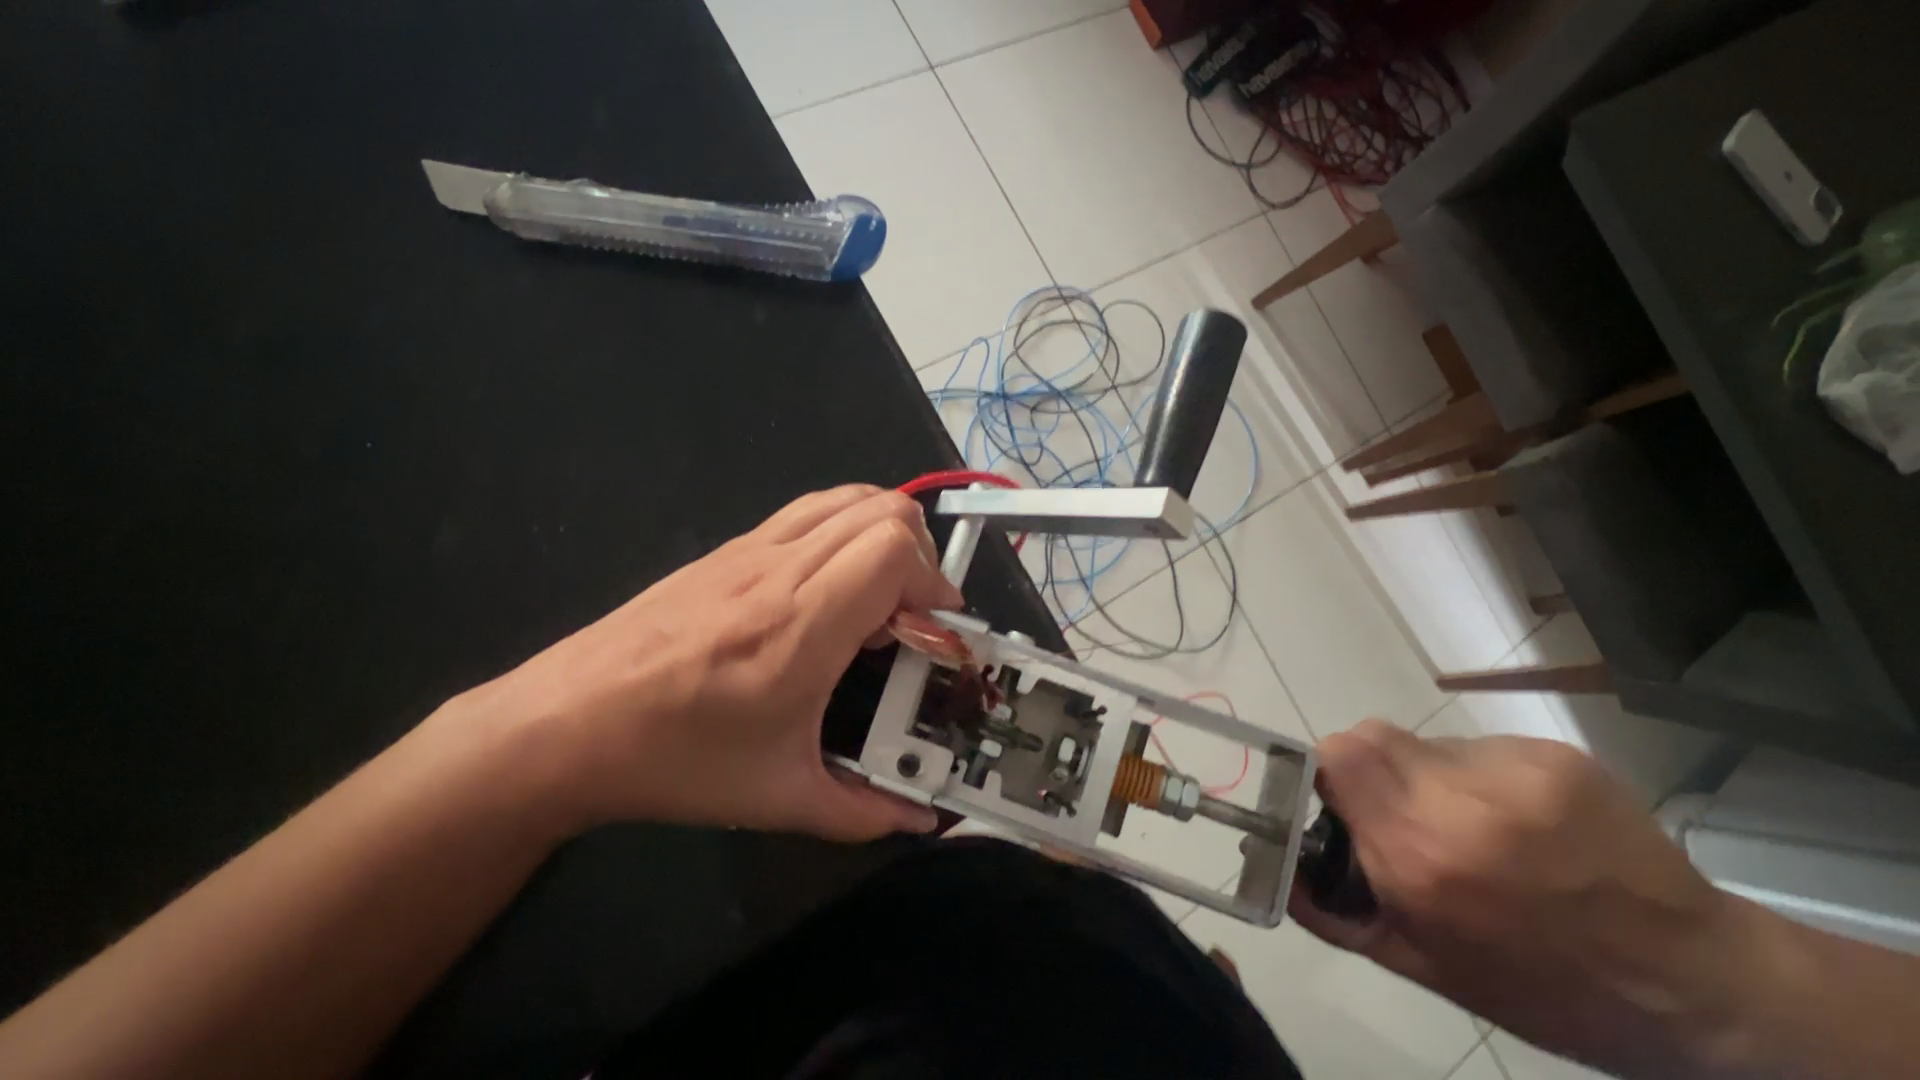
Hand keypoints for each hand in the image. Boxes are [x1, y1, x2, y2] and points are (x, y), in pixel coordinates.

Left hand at [441, 484, 961, 841]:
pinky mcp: (726, 550)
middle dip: (922, 557)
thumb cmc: (676, 761)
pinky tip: (831, 590)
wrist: (567, 725)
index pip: (894, 549)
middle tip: (914, 619)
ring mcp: (749, 550)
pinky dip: (844, 530)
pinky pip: (808, 511)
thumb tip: (923, 818)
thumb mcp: (779, 798)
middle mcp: (780, 570)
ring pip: (846, 497)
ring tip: (882, 596)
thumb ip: (864, 810)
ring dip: (884, 534)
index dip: (935, 582)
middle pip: (883, 509)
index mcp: (801, 625)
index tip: (935, 633)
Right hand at [1291, 721, 1756, 1078]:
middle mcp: (1462, 802)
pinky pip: (1482, 749)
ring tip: (1476, 829)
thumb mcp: (1421, 966)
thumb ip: (1332, 909)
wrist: (1691, 983)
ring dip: (1428, 777)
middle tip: (1399, 817)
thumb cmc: (1542, 990)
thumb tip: (1273, 861)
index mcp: (1420, 858)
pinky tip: (1520, 824)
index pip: (1335, 756)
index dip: (1324, 773)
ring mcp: (1516, 772)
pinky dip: (1481, 778)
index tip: (1338, 804)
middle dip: (1370, 772)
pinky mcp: (1557, 756)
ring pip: (1428, 743)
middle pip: (1371, 736)